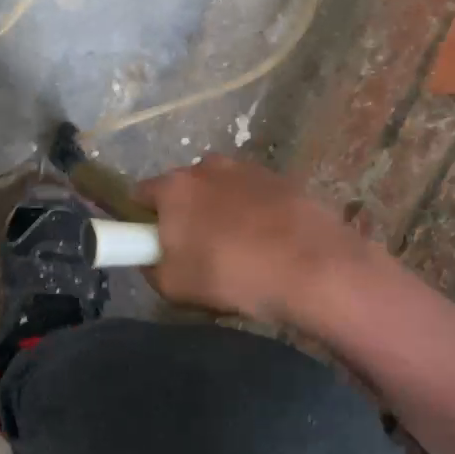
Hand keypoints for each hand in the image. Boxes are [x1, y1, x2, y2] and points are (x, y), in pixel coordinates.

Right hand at [135, 156, 377, 327]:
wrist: (315, 270)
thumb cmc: (231, 275)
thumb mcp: (172, 286)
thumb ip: (151, 266)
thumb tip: (153, 257)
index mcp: (173, 187)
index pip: (139, 194)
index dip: (142, 220)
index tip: (152, 244)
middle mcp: (207, 167)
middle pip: (183, 189)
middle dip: (184, 214)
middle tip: (196, 252)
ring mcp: (249, 171)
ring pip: (222, 191)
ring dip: (222, 213)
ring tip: (239, 251)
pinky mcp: (284, 181)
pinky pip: (255, 198)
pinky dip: (255, 216)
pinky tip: (269, 247)